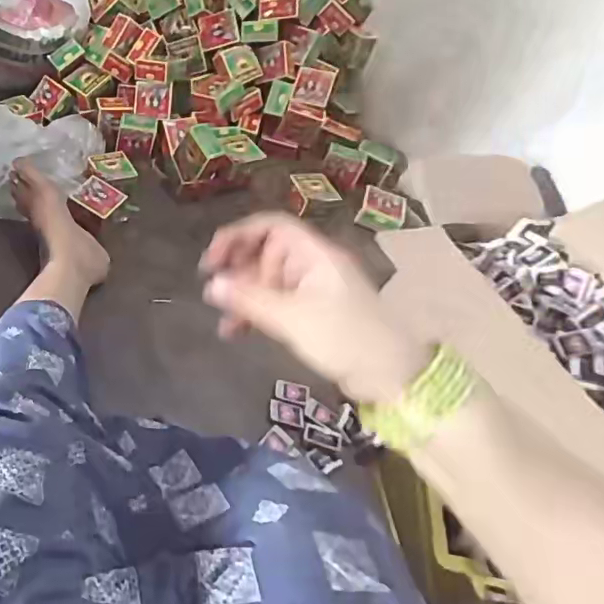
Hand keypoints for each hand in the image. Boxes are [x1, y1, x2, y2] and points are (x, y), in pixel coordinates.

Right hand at [199, 212, 420, 402]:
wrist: (391, 376)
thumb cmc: (344, 337)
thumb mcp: (292, 317)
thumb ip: (250, 299)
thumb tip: (212, 284)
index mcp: (314, 255)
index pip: (271, 226)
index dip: (238, 235)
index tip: (213, 259)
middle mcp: (312, 266)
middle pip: (265, 253)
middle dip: (237, 270)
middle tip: (212, 289)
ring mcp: (312, 290)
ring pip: (267, 282)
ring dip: (243, 297)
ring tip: (222, 318)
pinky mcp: (311, 314)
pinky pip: (275, 304)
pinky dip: (255, 314)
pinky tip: (235, 332)